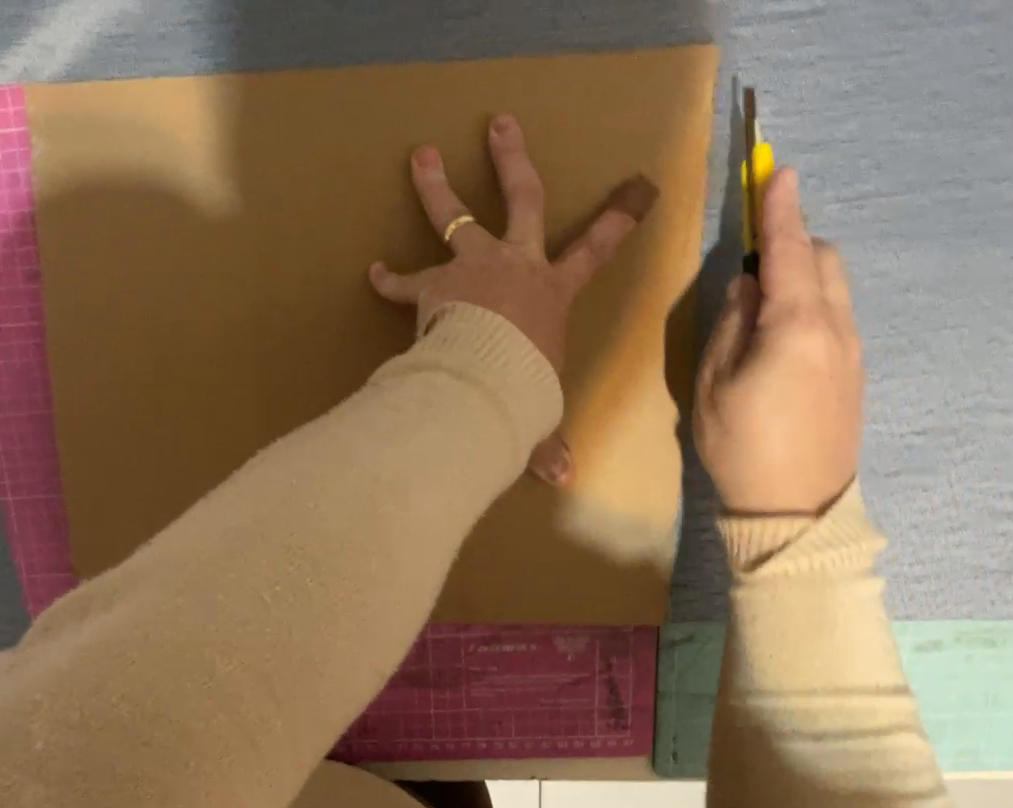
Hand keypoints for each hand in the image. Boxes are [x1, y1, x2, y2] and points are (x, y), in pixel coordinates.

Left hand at [369, 113, 657, 485]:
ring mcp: (472, 267)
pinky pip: (405, 282)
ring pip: (453, 214)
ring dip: (434, 184)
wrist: (483, 384)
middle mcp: (515, 265)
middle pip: (521, 198)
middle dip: (511, 160)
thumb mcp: (539, 412)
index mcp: (552, 291)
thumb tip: (563, 478)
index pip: (597, 248)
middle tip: (500, 124)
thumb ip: (545, 442)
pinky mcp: (433, 285)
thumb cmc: (522, 390)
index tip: (640, 185)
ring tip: (420, 154)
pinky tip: (372, 273)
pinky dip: (388, 281)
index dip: (620, 216)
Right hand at [694, 168, 863, 515]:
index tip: (779, 171)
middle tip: (755, 267)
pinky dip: (812, 308)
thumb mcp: (712, 385)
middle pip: (826, 260)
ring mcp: (853, 352)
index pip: (793, 251)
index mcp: (797, 326)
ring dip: (804, 279)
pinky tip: (780, 344)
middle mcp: (837, 328)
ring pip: (835, 290)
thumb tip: (748, 288)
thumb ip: (730, 325)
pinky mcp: (855, 375)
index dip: (782, 210)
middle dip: (796, 246)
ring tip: (762, 313)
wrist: (796, 509)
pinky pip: (836, 320)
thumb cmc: (741, 447)